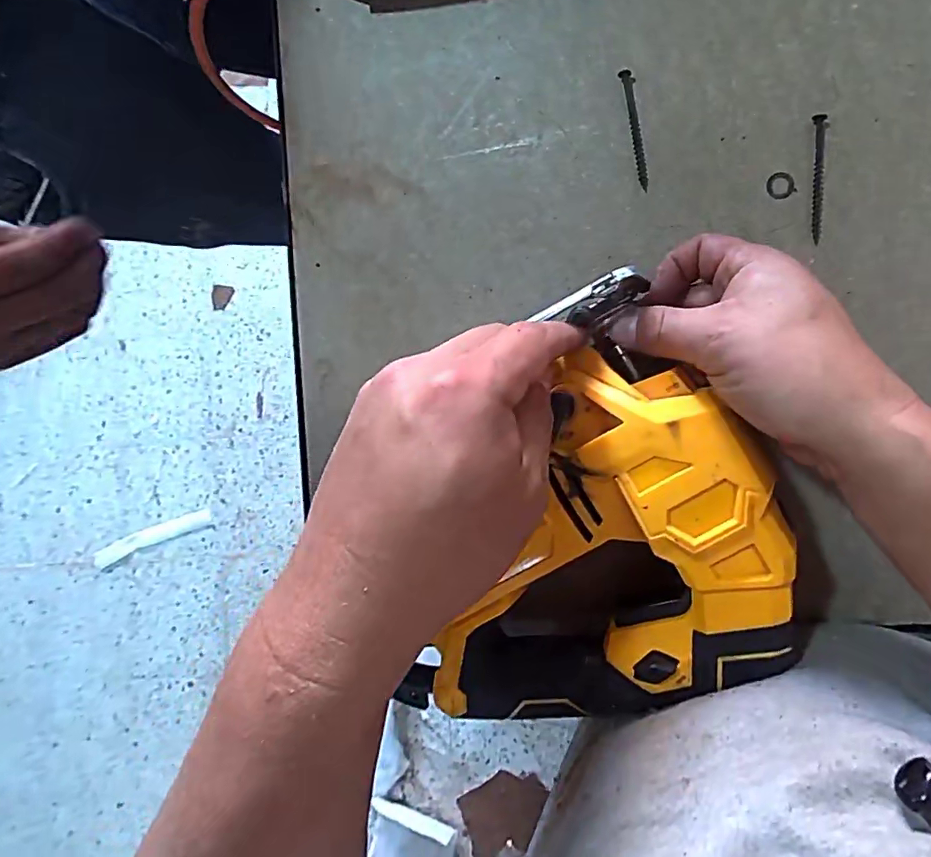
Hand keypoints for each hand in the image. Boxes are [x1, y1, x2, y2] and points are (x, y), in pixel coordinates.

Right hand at [0, 218, 106, 383]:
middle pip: (57, 296)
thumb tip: (38, 236)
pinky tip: (76, 286)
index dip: (62, 244)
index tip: (85, 225)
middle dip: (86, 263)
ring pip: (69, 318)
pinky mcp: (0, 363)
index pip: (20, 269)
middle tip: (92, 238)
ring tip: (88, 256)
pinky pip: (59, 335)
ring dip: (90, 285)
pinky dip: (80, 308)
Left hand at [277, 321, 584, 681]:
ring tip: (499, 418)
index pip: (524, 338)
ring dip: (486, 372)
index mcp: (463, 391)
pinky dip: (453, 388)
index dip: (558, 335)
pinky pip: (426, 377)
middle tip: (544, 385)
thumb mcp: (523, 492)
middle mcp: (418, 374)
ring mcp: (385, 386)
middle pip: (487, 337)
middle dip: (521, 354)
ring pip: (454, 355)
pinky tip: (461, 429)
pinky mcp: (366, 405)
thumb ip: (537, 420)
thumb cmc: (443, 557)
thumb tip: (537, 387)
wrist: (357, 594)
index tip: (573, 340)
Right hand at [608, 234, 918, 475]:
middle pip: (697, 294)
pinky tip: (684, 391)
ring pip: (706, 332)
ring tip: (657, 375)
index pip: (698, 251)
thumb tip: (615, 323)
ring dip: (681, 351)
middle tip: (638, 350)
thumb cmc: (785, 366)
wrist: (851, 428)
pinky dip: (700, 371)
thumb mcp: (715, 339)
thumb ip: (660, 328)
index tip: (644, 309)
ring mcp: (765, 333)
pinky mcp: (767, 367)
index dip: (666, 273)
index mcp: (756, 267)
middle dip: (667, 320)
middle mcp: (761, 293)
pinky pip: (722, 359)